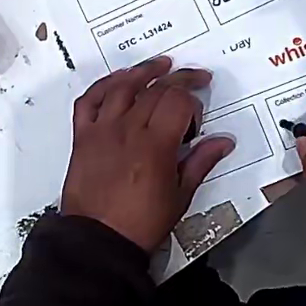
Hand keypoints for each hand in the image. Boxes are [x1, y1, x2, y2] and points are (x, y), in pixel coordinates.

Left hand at [62, 56, 234, 251]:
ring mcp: (102, 130)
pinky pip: (89, 100)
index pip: (178, 101)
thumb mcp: (180, 195)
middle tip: (194, 78)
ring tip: (160, 64)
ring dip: (144, 71)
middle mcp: (127, 131)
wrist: (98, 241)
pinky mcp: (82, 136)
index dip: (193, 100)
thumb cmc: (140, 224)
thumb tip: (222, 142)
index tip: (196, 117)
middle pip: (155, 89)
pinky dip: (104, 85)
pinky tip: (118, 79)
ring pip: (123, 86)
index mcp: (154, 146)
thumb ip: (201, 162)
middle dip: (179, 79)